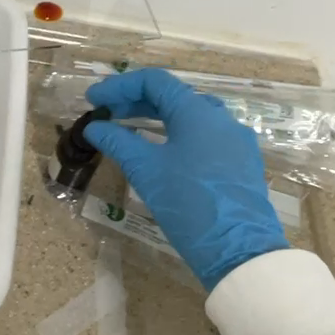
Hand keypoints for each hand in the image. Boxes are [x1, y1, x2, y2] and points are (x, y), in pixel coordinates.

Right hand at [81, 69, 288, 289]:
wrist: (240, 253)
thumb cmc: (189, 203)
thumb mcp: (146, 170)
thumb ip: (118, 142)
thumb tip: (94, 127)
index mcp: (198, 113)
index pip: (154, 82)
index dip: (119, 87)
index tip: (93, 100)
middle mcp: (221, 119)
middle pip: (173, 97)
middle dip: (134, 102)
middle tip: (105, 115)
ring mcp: (236, 142)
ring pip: (190, 117)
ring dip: (156, 118)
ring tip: (128, 131)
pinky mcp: (241, 164)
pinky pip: (204, 137)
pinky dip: (176, 135)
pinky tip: (160, 153)